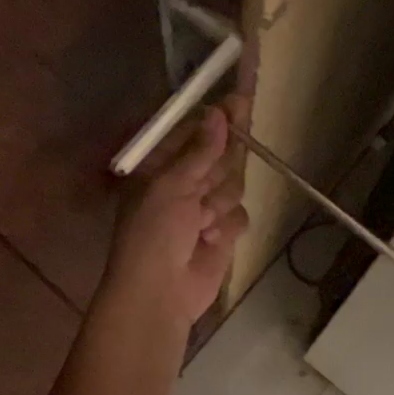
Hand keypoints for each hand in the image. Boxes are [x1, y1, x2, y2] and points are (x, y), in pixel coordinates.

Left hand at [103, 97, 249, 325]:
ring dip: (219, 201)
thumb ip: (199, 151)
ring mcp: (202, 209)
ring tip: (200, 222)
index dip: (213, 119)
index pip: (190, 133)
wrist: (160, 292)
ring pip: (232, 184)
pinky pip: (239, 214)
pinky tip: (210, 240)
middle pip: (218, 155)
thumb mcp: (171, 185)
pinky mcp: (221, 233)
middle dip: (221, 162)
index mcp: (158, 168)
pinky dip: (227, 226)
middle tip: (222, 161)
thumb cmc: (154, 232)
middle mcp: (181, 184)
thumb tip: (218, 113)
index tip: (238, 102)